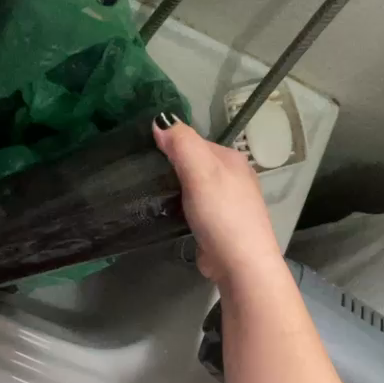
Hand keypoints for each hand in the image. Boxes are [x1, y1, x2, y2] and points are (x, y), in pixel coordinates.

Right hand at [152, 114, 280, 285]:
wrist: (240, 262)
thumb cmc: (221, 214)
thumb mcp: (200, 173)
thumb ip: (182, 145)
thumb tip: (160, 120)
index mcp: (230, 159)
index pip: (194, 141)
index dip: (170, 145)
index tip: (144, 156)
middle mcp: (233, 176)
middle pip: (194, 163)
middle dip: (171, 167)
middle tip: (143, 179)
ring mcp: (227, 202)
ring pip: (193, 186)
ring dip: (174, 189)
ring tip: (152, 196)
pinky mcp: (218, 224)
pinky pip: (194, 207)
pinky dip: (180, 207)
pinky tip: (169, 215)